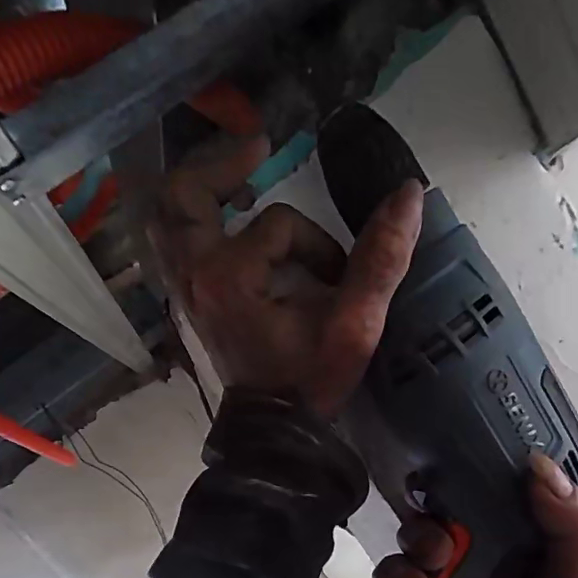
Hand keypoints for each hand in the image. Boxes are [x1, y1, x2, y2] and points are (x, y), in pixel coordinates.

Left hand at [154, 135, 424, 417]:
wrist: (276, 428)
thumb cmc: (310, 379)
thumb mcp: (354, 326)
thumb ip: (380, 260)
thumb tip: (408, 193)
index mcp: (229, 277)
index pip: (277, 224)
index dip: (315, 244)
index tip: (334, 278)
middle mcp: (196, 276)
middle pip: (183, 196)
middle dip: (223, 164)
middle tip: (259, 148)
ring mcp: (186, 289)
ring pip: (168, 218)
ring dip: (200, 190)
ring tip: (240, 177)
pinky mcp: (191, 300)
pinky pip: (175, 243)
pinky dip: (193, 220)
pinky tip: (223, 216)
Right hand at [372, 454, 577, 577]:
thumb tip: (539, 465)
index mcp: (499, 537)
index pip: (459, 498)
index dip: (443, 489)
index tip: (440, 491)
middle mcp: (459, 560)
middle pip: (418, 531)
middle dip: (419, 537)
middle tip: (438, 555)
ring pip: (395, 570)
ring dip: (399, 577)